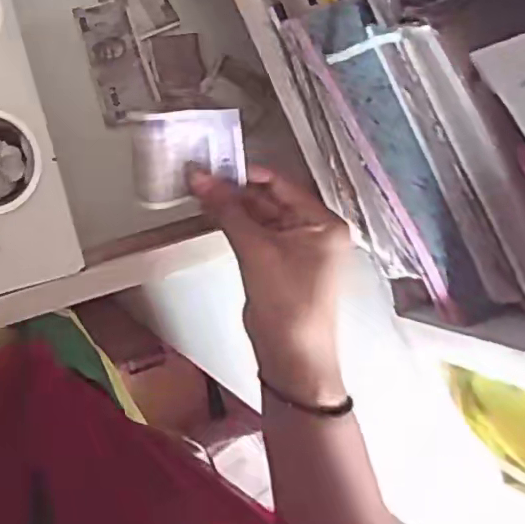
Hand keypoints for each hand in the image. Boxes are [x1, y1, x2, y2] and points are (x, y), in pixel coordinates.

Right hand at [191, 164, 350, 405]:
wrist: (291, 358)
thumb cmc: (289, 304)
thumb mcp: (255, 248)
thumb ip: (226, 208)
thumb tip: (201, 178)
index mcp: (323, 222)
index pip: (280, 183)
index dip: (246, 173)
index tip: (216, 165)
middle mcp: (314, 231)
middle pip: (269, 198)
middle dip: (235, 190)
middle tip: (202, 178)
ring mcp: (297, 248)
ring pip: (260, 215)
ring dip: (232, 206)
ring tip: (202, 192)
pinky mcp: (280, 262)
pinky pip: (256, 232)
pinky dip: (235, 223)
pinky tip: (213, 213)